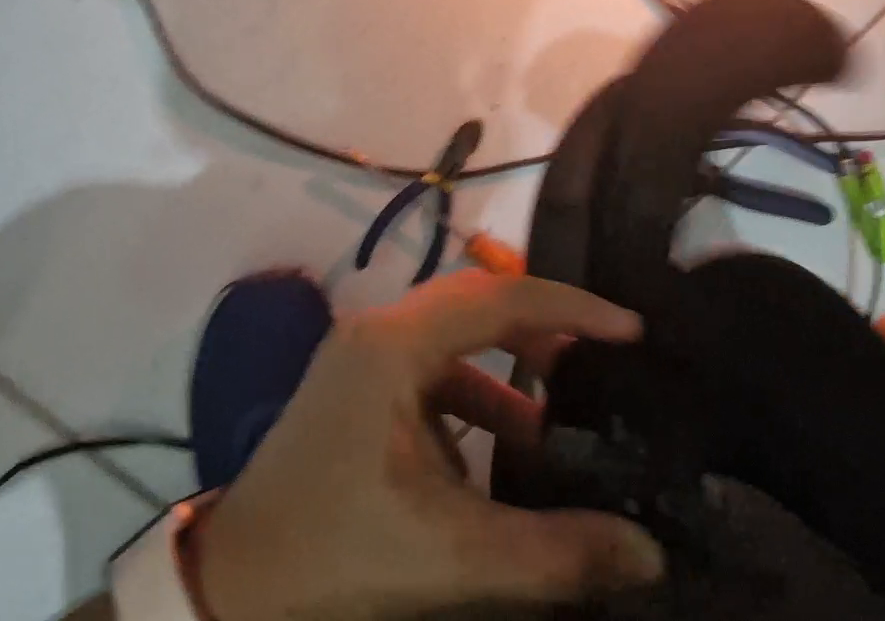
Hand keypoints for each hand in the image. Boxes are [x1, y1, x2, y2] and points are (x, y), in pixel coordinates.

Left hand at [191, 271, 665, 620]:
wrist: (233, 584)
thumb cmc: (337, 552)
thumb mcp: (453, 554)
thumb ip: (557, 553)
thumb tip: (651, 554)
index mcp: (391, 346)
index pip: (497, 299)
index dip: (570, 309)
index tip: (630, 330)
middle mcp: (373, 334)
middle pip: (475, 307)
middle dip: (542, 330)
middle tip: (604, 356)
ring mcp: (358, 359)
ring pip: (451, 343)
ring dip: (506, 375)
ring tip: (560, 418)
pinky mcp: (353, 388)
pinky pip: (427, 374)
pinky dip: (471, 401)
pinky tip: (498, 455)